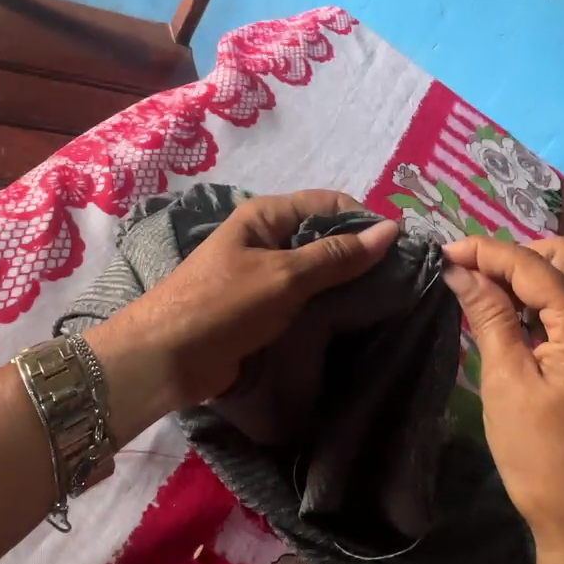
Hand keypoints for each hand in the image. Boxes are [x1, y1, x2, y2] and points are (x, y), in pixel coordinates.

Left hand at [84, 190, 397, 443]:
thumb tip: (391, 230)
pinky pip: (303, 296)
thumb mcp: (284, 276)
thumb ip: (337, 255)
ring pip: (316, 269)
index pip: (329, 203)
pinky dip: (326, 302)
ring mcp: (263, 273)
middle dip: (359, 252)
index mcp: (267, 215)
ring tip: (384, 300)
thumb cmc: (222, 306)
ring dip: (344, 281)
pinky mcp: (261, 306)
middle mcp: (267, 237)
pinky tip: (352, 318)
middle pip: (324, 235)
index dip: (364, 221)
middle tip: (398, 279)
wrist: (164, 360)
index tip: (399, 250)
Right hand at [441, 236, 563, 549]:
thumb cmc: (539, 453)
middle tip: (467, 273)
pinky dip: (532, 298)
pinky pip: (563, 305)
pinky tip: (501, 313)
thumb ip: (488, 315)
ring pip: (562, 278)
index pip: (529, 264)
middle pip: (558, 257)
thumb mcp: (505, 379)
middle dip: (510, 255)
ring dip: (521, 274)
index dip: (484, 251)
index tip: (442, 252)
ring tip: (477, 290)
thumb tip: (458, 269)